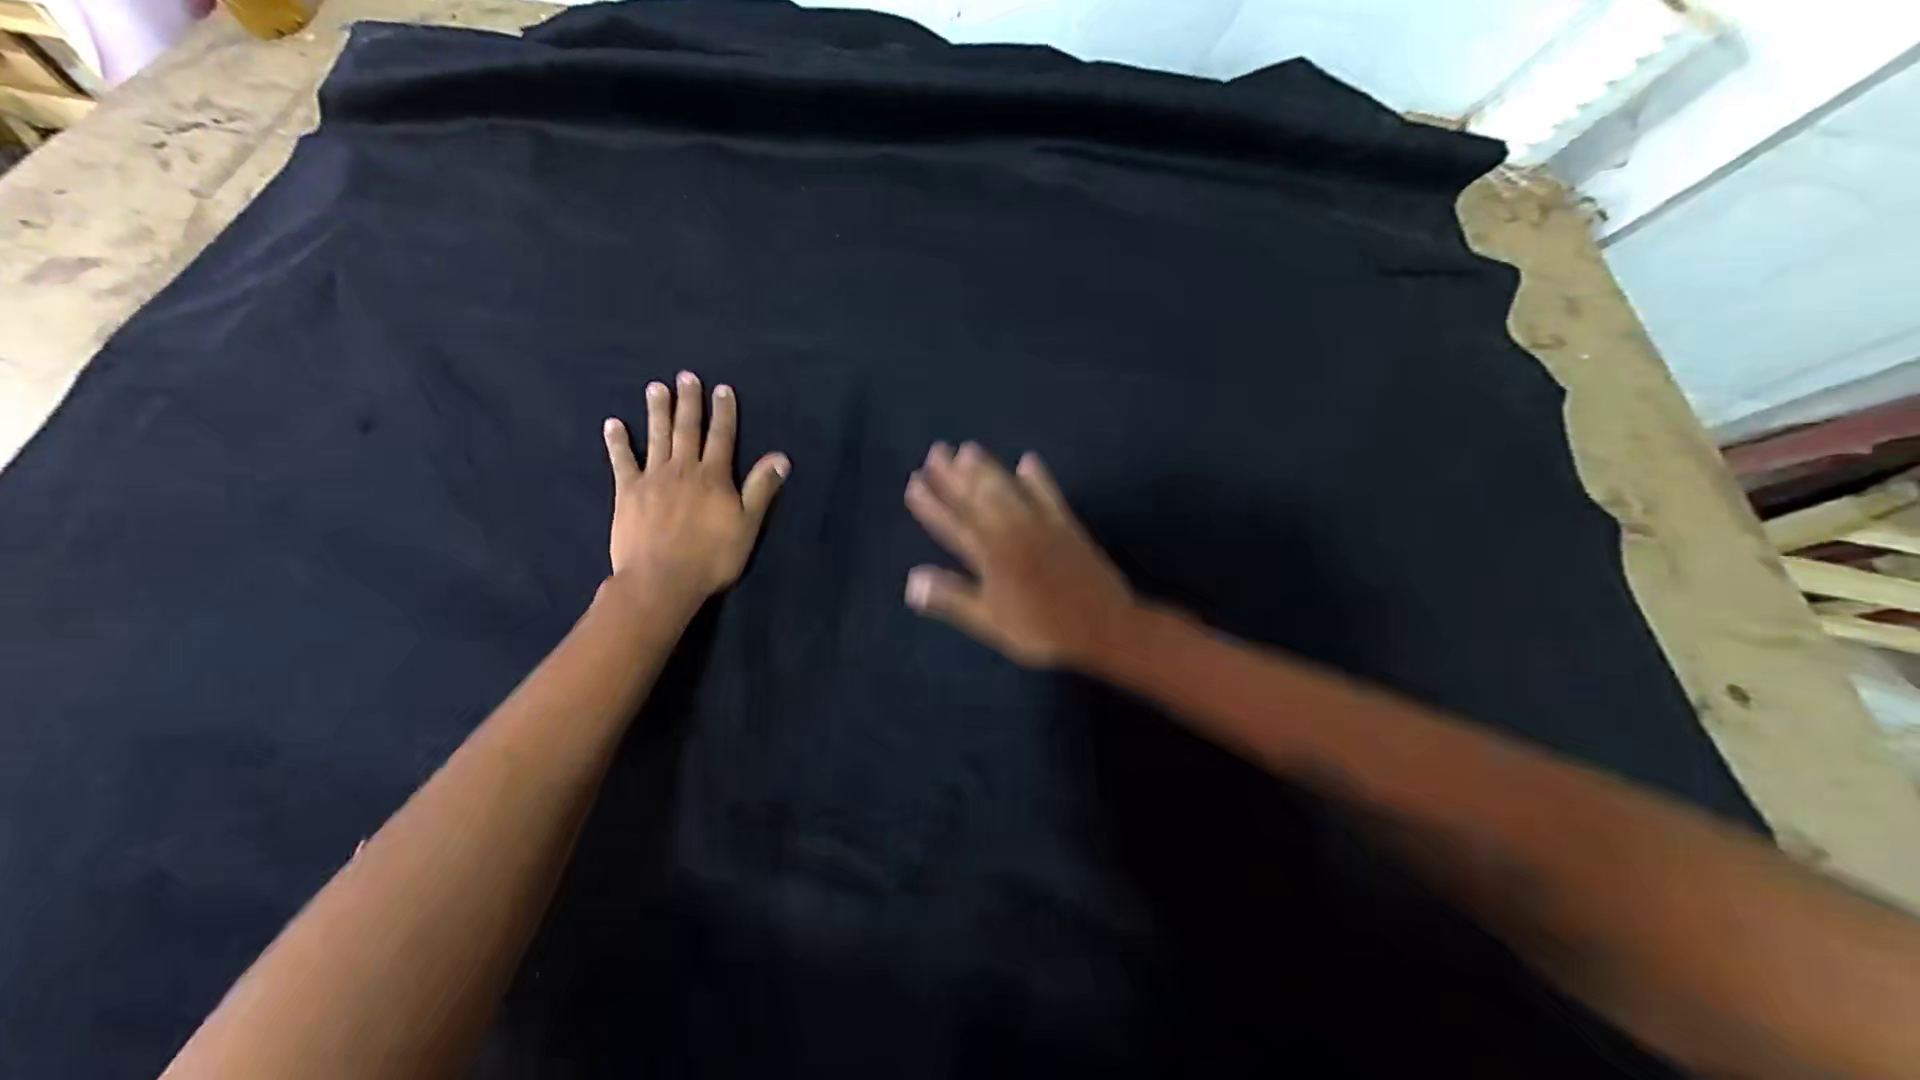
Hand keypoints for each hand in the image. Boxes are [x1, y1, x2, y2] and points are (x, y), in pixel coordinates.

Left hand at [602, 371, 788, 603]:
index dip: (724, 412)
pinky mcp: (628, 492)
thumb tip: (781, 457)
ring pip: (657, 437)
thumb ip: (761, 488)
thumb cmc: (712, 556)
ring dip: (657, 411)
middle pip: (687, 429)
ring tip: (656, 388)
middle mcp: (684, 469)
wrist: (662, 579)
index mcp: (714, 476)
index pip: (722, 437)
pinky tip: (613, 424)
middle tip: (686, 376)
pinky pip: (622, 461)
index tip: (722, 389)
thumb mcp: (748, 525)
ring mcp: (653, 478)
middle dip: (689, 402)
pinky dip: (617, 442)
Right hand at [903, 442, 1133, 668]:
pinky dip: (1037, 477)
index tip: (914, 483)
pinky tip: (1028, 461)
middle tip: (936, 451)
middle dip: (953, 475)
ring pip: (1008, 489)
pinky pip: (1048, 494)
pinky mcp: (1066, 525)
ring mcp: (1041, 524)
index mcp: (990, 556)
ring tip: (968, 449)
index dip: (931, 504)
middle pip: (976, 498)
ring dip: (986, 468)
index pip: (952, 524)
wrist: (1102, 625)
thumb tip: (913, 580)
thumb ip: (951, 598)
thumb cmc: (1042, 630)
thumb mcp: (990, 622)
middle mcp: (1011, 532)